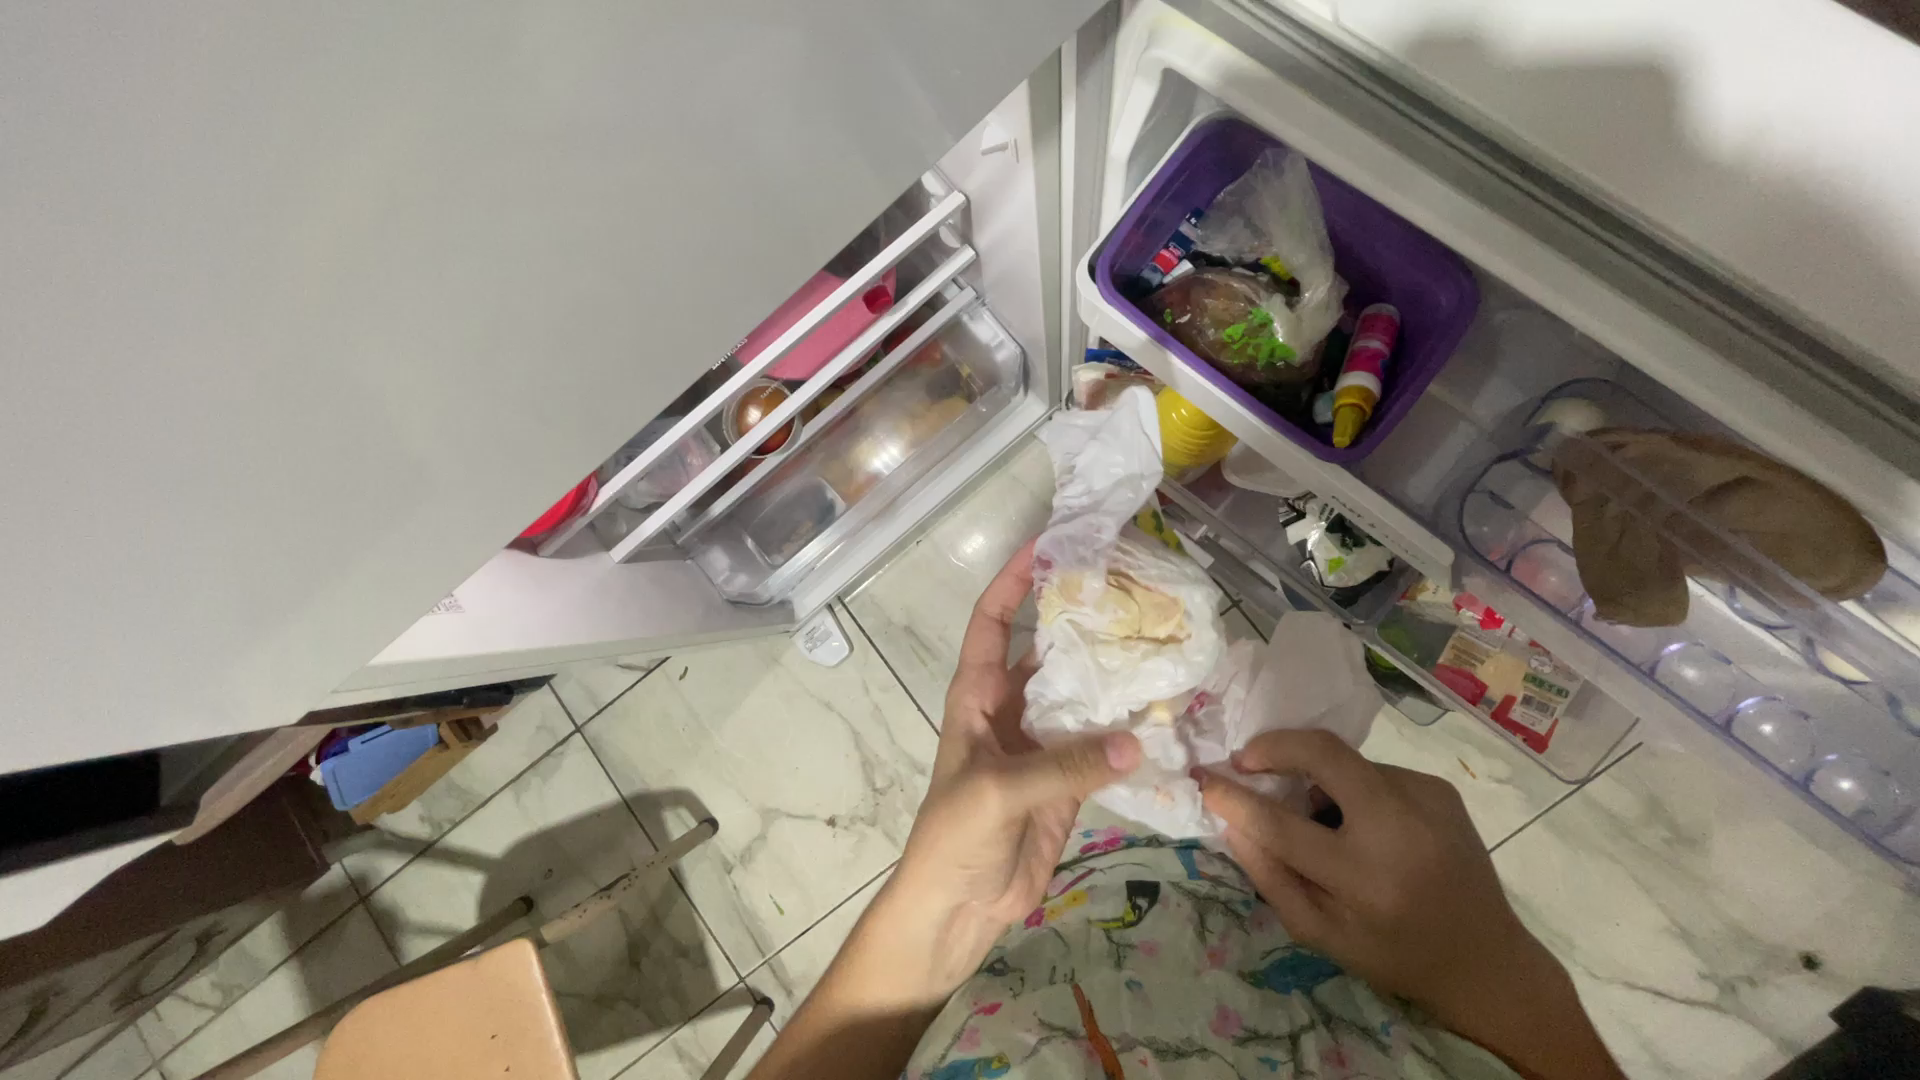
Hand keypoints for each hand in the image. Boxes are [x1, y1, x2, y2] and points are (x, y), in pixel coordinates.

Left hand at [870, 540, 1141, 1006]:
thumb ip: (1067, 764)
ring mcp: (1042, 742)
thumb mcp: (999, 791)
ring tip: (1159, 639)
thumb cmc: (955, 835)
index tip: (1049, 545)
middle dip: (1080, 619)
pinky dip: (1128, 729)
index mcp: (976, 694)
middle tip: (1130, 588)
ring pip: (1080, 693)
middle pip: (1046, 649)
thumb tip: (1138, 738)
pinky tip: (1165, 710)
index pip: (992, 622)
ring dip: (1111, 672)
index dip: (1013, 581)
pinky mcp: (1068, 779)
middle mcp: (1010, 707)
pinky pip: (1102, 743)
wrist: (957, 906)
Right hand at [1201, 730, 1622, 1079]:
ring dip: (1316, 779)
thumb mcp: (1320, 934)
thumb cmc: (1393, 954)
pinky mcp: (1439, 787)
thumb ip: (1269, 876)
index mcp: (1364, 878)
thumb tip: (1229, 819)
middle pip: (1323, 752)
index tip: (1204, 780)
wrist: (1489, 963)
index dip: (1234, 798)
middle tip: (1246, 761)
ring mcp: (1425, 799)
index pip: (1281, 824)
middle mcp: (1400, 828)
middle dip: (1273, 745)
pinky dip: (1351, 788)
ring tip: (1321, 817)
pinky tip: (1363, 824)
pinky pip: (1372, 773)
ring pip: (1345, 763)